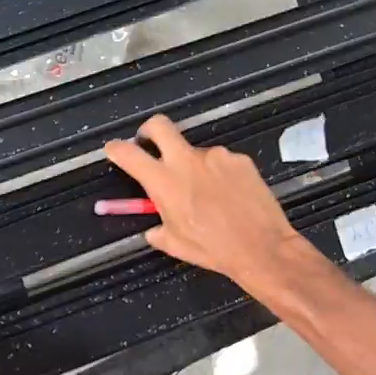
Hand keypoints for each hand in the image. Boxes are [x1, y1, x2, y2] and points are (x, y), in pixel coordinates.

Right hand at [103, 115, 322, 286]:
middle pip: (160, 126)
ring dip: (193, 166)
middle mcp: (187, 161)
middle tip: (150, 143)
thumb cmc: (212, 248)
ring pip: (195, 152)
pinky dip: (218, 175)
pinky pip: (221, 162)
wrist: (261, 247)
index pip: (128, 154)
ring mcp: (217, 156)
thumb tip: (155, 226)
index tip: (114, 150)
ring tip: (208, 194)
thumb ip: (158, 228)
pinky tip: (229, 196)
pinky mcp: (240, 159)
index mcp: (164, 182)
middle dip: (149, 130)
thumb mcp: (174, 243)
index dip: (116, 149)